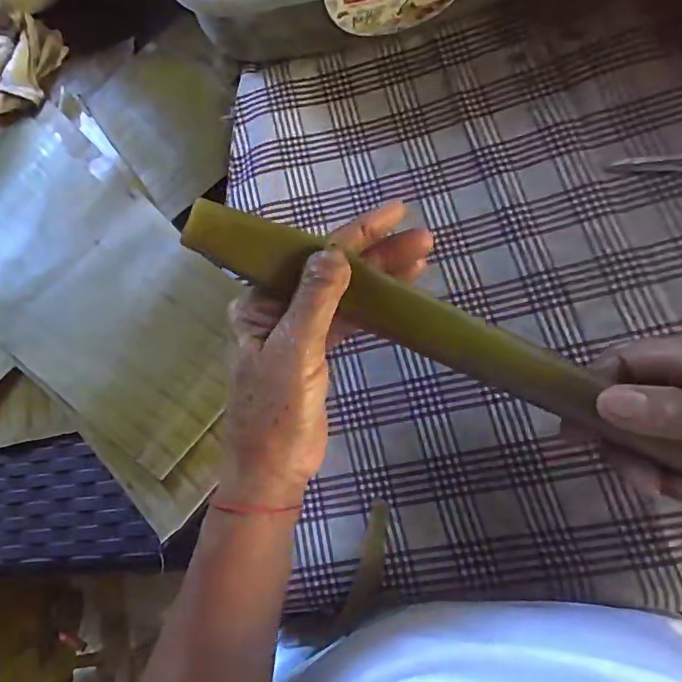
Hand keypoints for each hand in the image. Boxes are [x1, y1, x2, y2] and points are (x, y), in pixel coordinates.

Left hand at [221, 203, 432, 508]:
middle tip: (423, 238)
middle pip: (330, 271)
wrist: (273, 469)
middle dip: (375, 253)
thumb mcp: (294, 352)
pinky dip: (373, 308)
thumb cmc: (274, 413)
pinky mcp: (316, 354)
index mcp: (258, 303)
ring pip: (343, 294)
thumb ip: (314, 301)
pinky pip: (348, 320)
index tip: (395, 212)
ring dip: (380, 279)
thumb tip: (333, 252)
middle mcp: (275, 310)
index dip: (353, 233)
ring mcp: (298, 331)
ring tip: (422, 258)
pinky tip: (400, 295)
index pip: (309, 257)